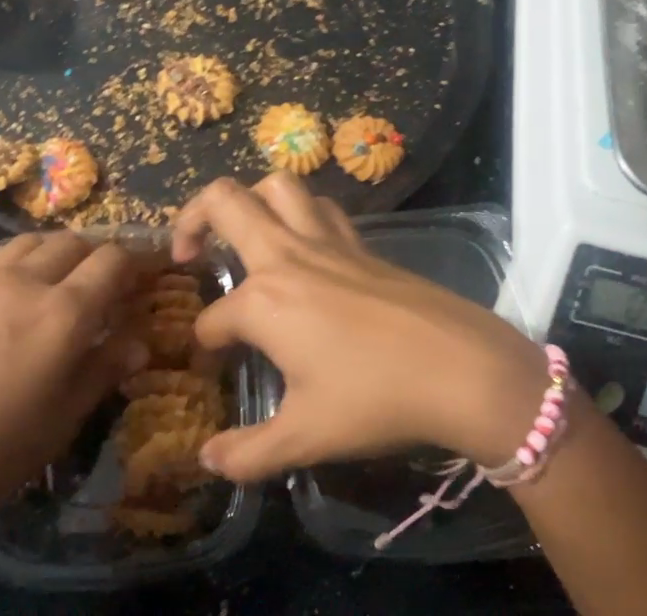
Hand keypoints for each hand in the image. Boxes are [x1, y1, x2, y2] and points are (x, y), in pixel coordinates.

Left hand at [0, 235, 155, 610]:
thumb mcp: (58, 425)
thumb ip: (100, 374)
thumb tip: (138, 342)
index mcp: (63, 312)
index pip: (115, 261)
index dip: (140, 262)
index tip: (153, 274)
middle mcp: (22, 283)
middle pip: (73, 243)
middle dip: (99, 255)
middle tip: (108, 286)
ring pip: (23, 242)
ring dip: (50, 252)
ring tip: (56, 280)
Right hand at [172, 174, 550, 483]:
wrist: (461, 367)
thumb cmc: (376, 399)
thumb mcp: (306, 436)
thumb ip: (249, 451)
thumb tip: (208, 460)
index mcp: (264, 301)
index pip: (212, 319)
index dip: (205, 344)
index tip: (212, 364)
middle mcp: (286, 257)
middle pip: (225, 202)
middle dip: (191, 218)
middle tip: (185, 251)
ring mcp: (326, 242)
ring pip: (278, 185)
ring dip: (250, 197)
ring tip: (241, 232)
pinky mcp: (360, 243)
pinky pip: (319, 206)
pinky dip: (298, 211)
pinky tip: (300, 244)